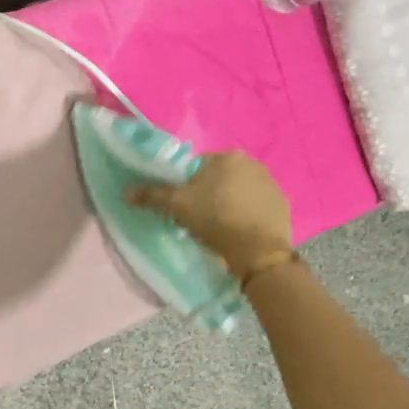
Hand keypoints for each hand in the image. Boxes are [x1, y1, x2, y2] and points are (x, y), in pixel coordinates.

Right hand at [127, 152, 293, 272]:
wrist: (258, 252)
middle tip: (200, 217)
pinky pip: (257, 205)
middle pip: (220, 177)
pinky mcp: (283, 204)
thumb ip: (151, 194)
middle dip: (210, 192)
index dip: (187, 185)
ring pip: (239, 190)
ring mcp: (271, 183)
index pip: (198, 166)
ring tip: (221, 226)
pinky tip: (240, 231)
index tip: (185, 204)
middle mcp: (252, 163)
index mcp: (226, 156)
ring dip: (230, 202)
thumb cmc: (215, 220)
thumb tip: (126, 191)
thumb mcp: (177, 206)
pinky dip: (248, 214)